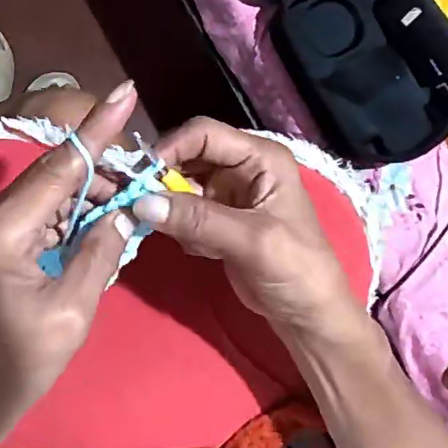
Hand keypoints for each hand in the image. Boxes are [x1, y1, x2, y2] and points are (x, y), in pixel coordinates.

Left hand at [0, 81, 137, 445]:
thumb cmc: (17, 366)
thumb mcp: (71, 310)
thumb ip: (100, 252)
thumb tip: (124, 212)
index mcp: (0, 234)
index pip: (59, 167)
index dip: (98, 128)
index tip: (126, 91)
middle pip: (52, 175)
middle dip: (99, 171)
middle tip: (140, 184)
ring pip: (45, 192)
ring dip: (85, 195)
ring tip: (124, 209)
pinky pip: (34, 213)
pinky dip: (67, 214)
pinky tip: (94, 226)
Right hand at [131, 117, 364, 343]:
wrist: (307, 313)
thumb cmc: (295, 269)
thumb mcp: (250, 240)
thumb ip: (198, 219)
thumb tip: (141, 202)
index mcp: (261, 156)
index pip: (204, 133)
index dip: (170, 148)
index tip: (139, 176)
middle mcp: (242, 166)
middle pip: (187, 156)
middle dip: (163, 180)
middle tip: (142, 207)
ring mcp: (228, 193)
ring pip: (180, 185)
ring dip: (171, 209)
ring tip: (185, 237)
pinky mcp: (217, 218)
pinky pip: (183, 212)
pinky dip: (181, 228)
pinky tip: (203, 251)